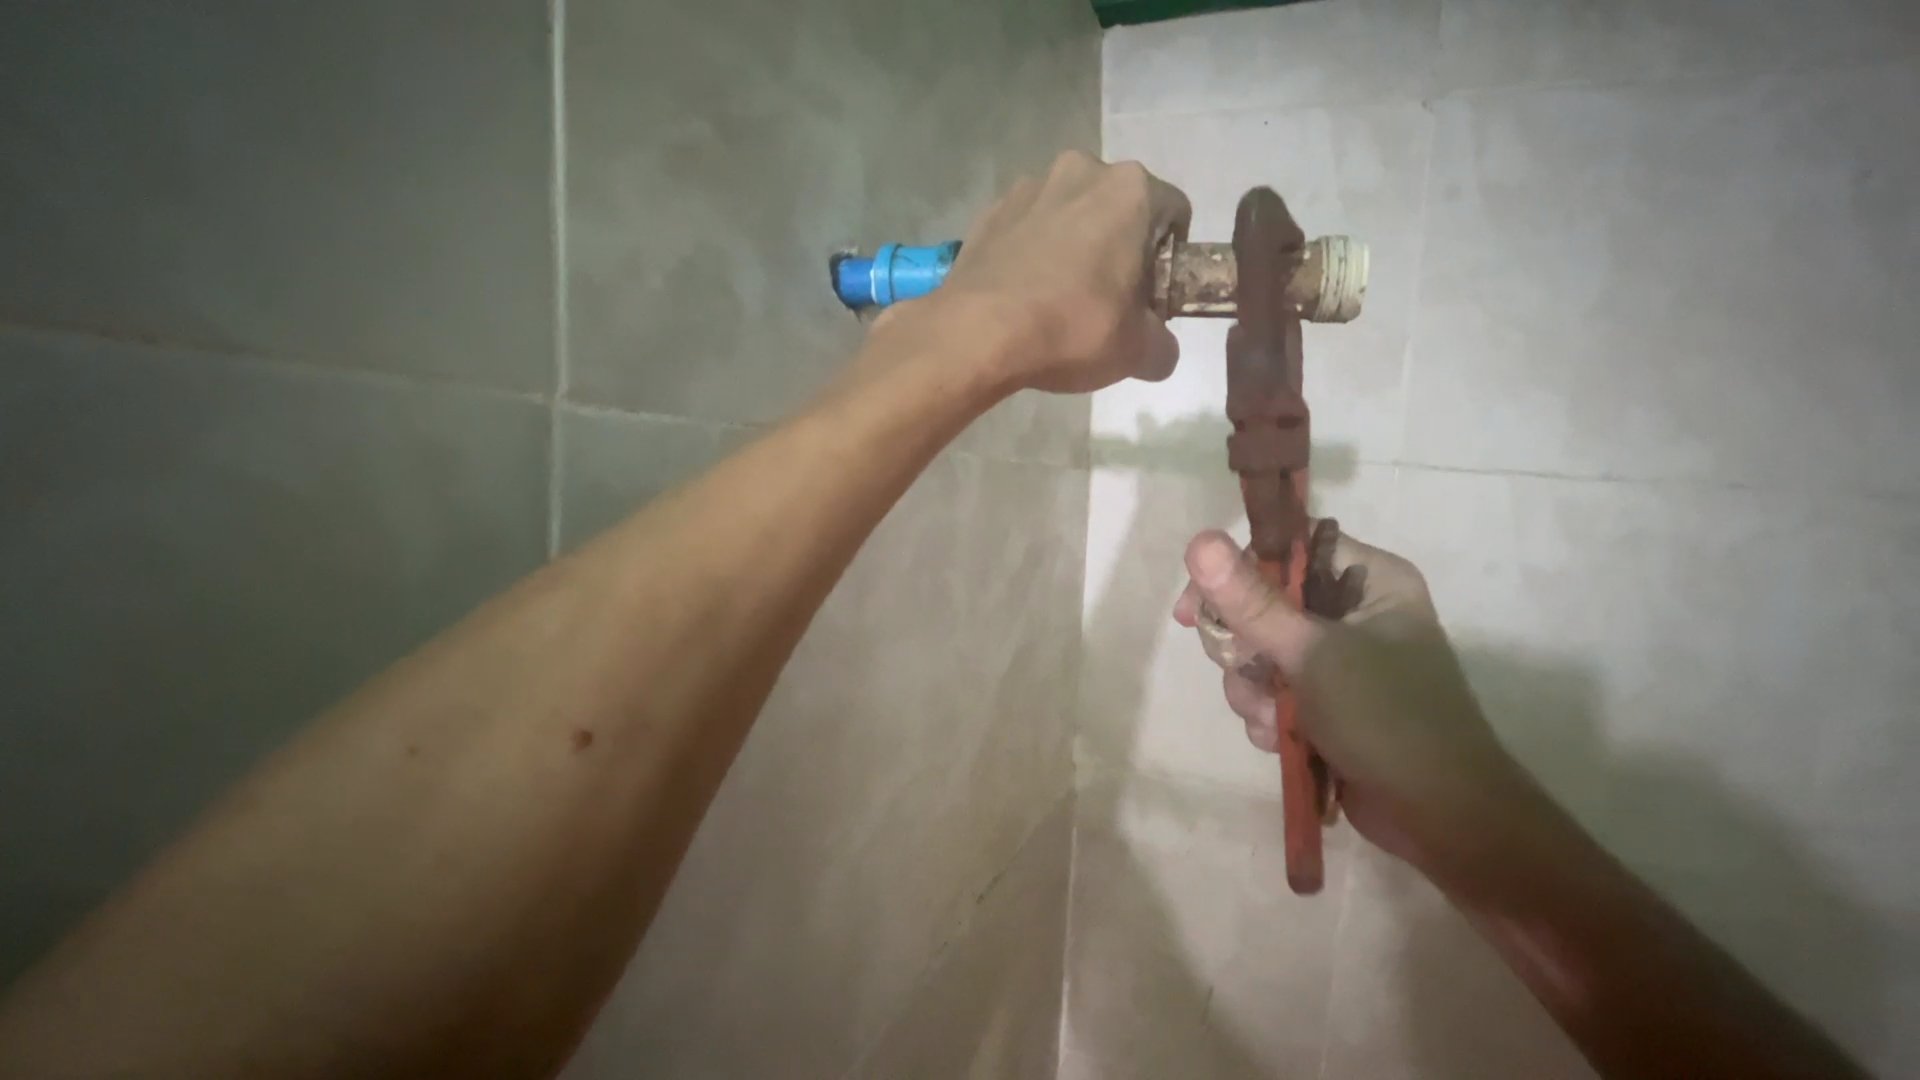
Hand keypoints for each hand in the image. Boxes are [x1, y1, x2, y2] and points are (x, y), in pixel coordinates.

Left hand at [918, 150, 1191, 394]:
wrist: (976, 334)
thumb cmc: (1072, 329)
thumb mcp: (1137, 352)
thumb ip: (1163, 347)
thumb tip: (1160, 351)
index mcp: (1130, 190)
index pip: (1175, 213)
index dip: (1171, 257)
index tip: (1153, 295)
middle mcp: (1081, 171)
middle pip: (1118, 209)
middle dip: (1120, 248)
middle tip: (1109, 302)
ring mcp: (1027, 188)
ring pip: (1068, 216)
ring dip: (1073, 248)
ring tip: (1059, 301)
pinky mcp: (988, 213)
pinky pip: (1025, 231)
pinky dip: (1031, 254)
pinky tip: (1023, 297)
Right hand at [1172, 529, 1530, 866]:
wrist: (1439, 817)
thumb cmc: (1387, 718)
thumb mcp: (1313, 654)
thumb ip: (1251, 602)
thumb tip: (1198, 542)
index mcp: (1368, 578)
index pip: (1285, 547)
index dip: (1235, 571)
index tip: (1194, 610)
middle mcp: (1352, 610)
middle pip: (1261, 602)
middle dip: (1243, 647)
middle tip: (1245, 671)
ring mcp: (1338, 658)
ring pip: (1259, 652)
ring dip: (1252, 688)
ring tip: (1271, 719)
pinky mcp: (1325, 700)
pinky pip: (1271, 690)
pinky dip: (1266, 713)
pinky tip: (1277, 738)